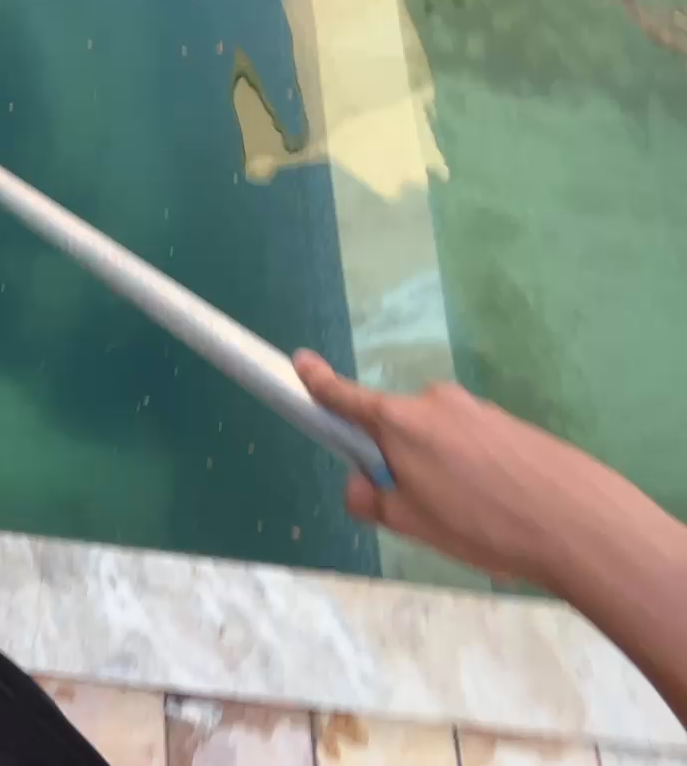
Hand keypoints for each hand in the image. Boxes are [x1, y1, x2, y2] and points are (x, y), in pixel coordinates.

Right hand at [294, 350, 645, 586]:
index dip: (315, 379)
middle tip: (419, 497)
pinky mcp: (521, 428)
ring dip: (442, 464)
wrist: (597, 536)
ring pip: (440, 436)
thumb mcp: (408, 521)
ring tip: (476, 512)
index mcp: (397, 421)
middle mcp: (434, 404)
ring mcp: (482, 412)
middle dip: (396, 452)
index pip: (341, 395)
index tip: (299, 360)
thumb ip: (367, 499)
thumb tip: (360, 486)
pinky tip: (508, 507)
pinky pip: (480, 444)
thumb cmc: (483, 524)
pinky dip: (481, 469)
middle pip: (395, 422)